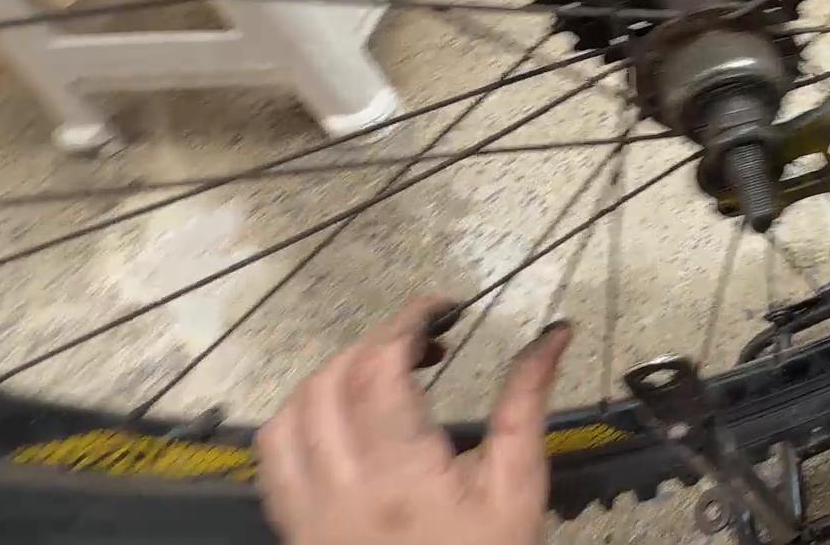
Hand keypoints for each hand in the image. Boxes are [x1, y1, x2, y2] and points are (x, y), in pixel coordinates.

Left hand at [257, 297, 571, 544]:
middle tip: (428, 339)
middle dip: (376, 342)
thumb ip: (527, 400)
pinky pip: (274, 458)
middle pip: (327, 385)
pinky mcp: (291, 530)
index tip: (444, 307)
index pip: (377, 372)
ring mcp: (302, 516)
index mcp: (397, 475)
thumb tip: (555, 330)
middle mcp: (335, 492)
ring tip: (387, 370)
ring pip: (287, 419)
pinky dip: (305, 415)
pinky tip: (350, 414)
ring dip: (335, 374)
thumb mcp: (519, 480)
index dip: (406, 323)